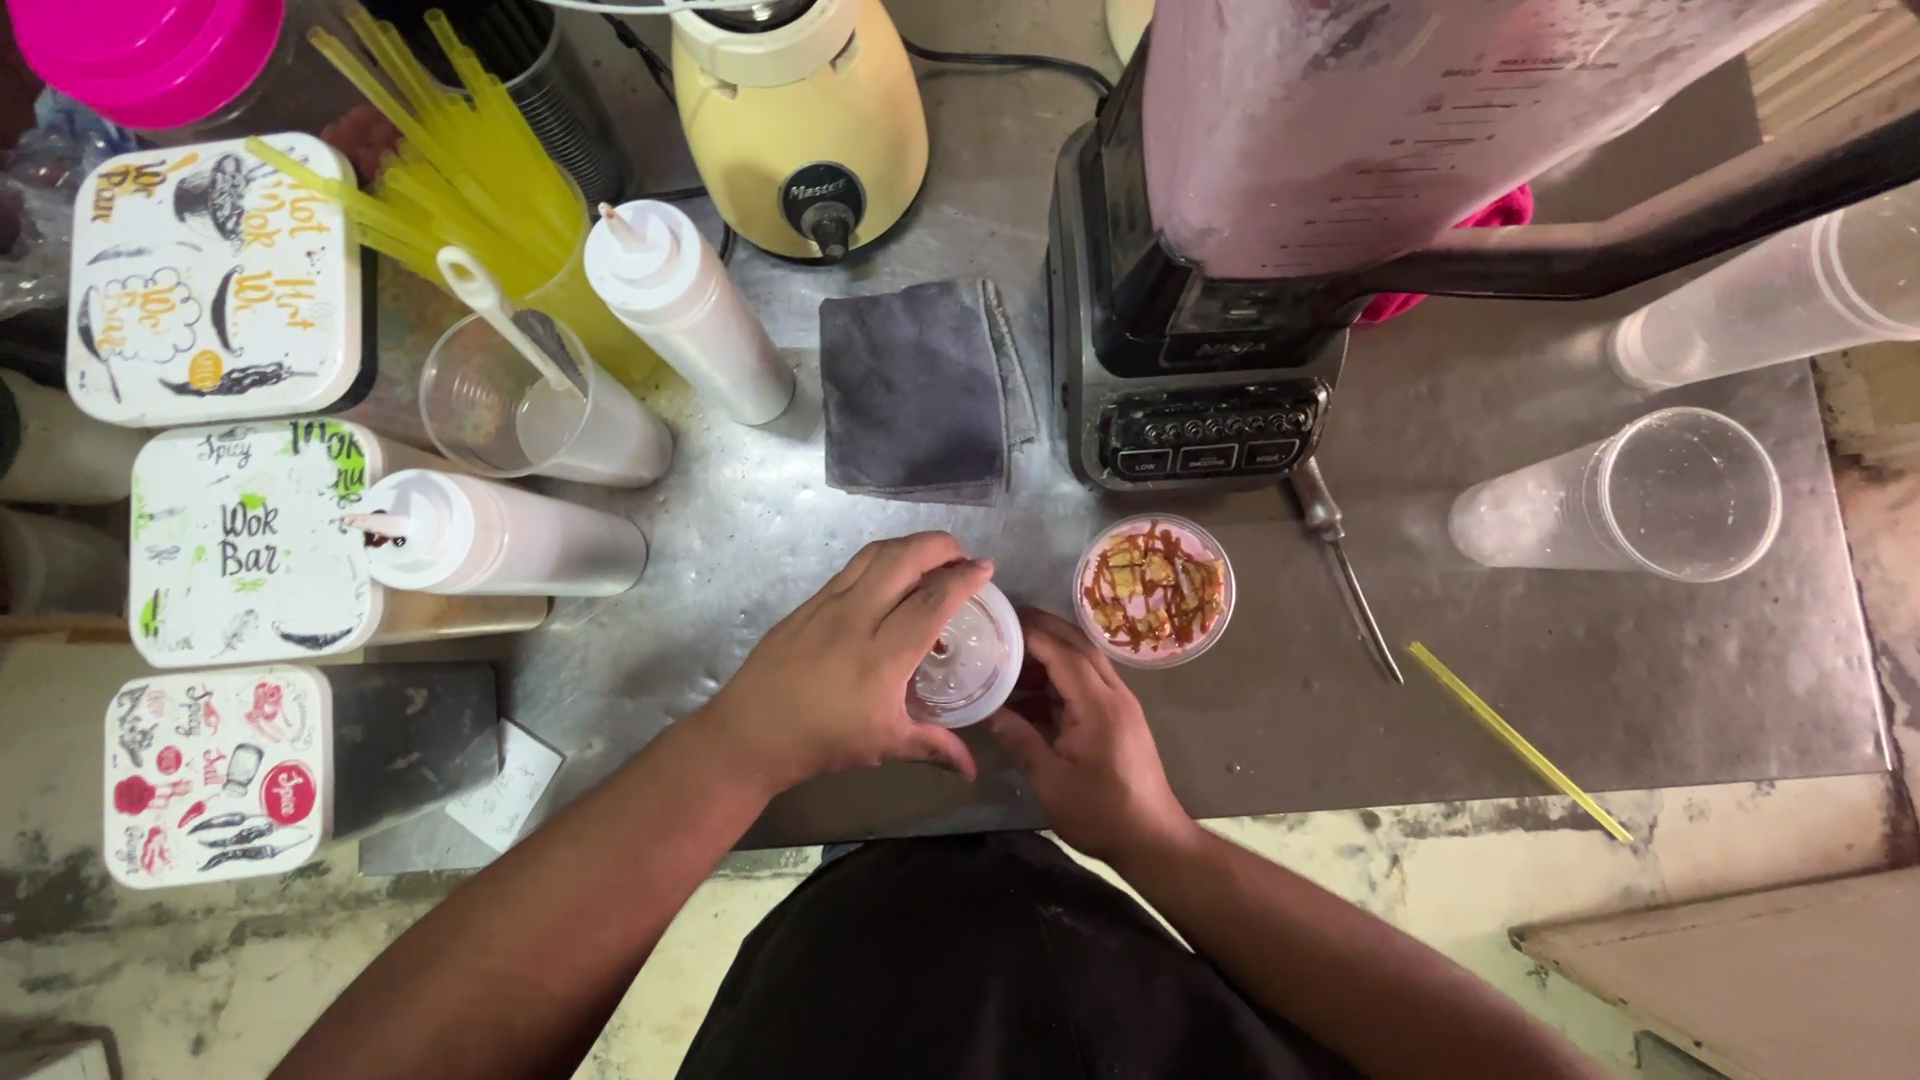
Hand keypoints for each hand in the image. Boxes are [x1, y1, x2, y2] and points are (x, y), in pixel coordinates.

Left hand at [695, 532, 991, 794]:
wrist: (751, 733)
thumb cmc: (822, 741)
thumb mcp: (884, 746)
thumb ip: (934, 747)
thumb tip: (973, 769)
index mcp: (883, 657)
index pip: (932, 601)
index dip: (964, 579)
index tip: (986, 569)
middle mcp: (857, 619)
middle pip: (905, 559)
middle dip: (941, 545)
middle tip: (962, 555)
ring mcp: (828, 604)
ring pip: (876, 554)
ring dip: (910, 544)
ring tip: (931, 555)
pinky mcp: (808, 602)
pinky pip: (852, 567)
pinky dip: (881, 558)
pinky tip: (890, 574)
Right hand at [988, 609, 1198, 866]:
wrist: (1152, 840)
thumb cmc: (1101, 813)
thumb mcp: (1051, 782)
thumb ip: (1020, 740)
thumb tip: (989, 712)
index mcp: (1098, 706)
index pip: (1063, 653)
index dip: (1031, 633)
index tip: (999, 621)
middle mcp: (1114, 695)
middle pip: (1078, 646)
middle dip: (1043, 628)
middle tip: (1004, 621)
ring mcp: (1119, 705)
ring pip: (1084, 661)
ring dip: (1050, 651)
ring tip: (1009, 653)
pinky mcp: (1118, 717)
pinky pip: (1086, 682)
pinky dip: (1059, 677)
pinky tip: (1029, 691)